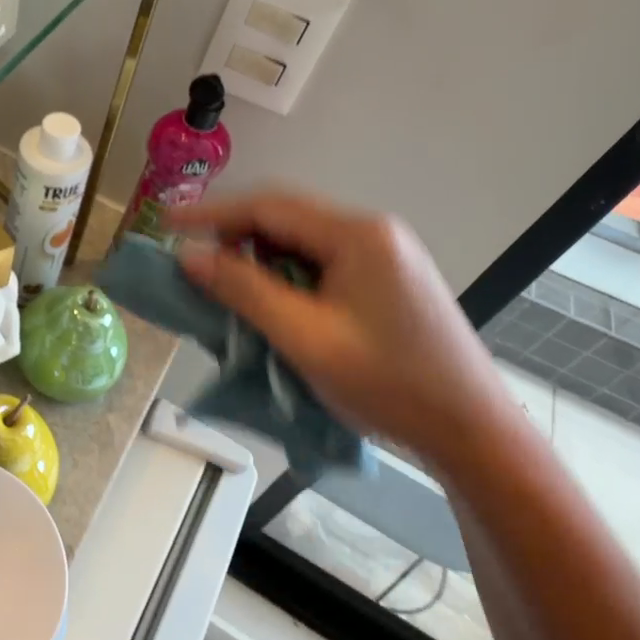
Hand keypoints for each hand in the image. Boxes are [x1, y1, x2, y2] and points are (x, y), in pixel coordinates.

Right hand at [166, 191, 515, 465]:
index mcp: (358, 234)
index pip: (268, 206)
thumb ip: (242, 290)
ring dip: (261, 262)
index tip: (166, 222)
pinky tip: (275, 307)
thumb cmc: (390, 384)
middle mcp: (374, 232)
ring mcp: (385, 254)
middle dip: (236, 240)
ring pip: (301, 243)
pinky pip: (321, 263)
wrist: (473, 433)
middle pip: (285, 220)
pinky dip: (288, 278)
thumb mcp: (304, 337)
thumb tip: (188, 256)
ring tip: (233, 296)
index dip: (211, 213)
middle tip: (199, 271)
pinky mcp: (388, 279)